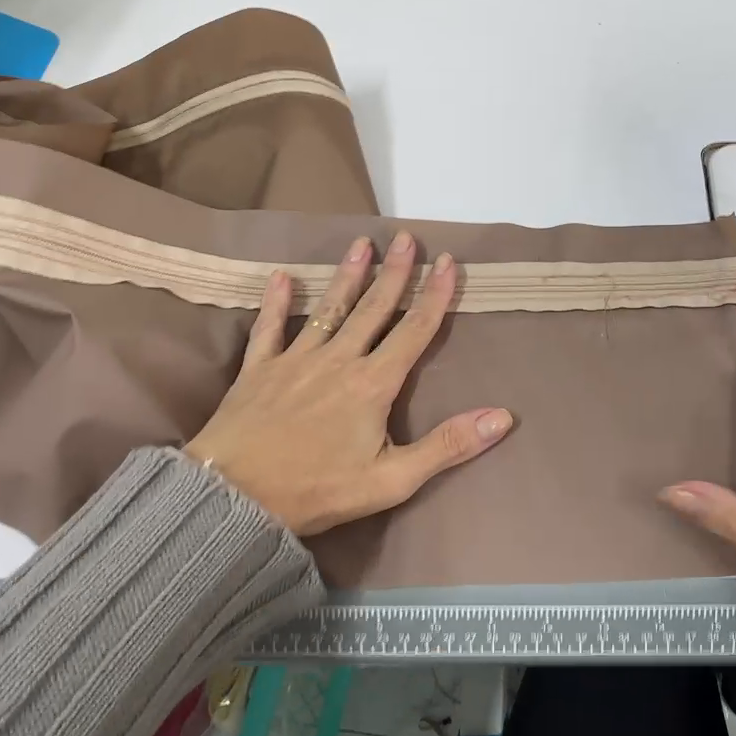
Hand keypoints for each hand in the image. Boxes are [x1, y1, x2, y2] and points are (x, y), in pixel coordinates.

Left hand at [187, 231, 512, 535]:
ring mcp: (295, 361)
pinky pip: (269, 328)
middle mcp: (338, 361)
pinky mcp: (258, 370)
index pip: (414, 331)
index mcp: (373, 384)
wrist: (233, 498)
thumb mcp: (393, 479)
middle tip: (406, 238)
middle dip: (394, 272)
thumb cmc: (319, 490)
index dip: (434, 296)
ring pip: (328, 309)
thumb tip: (502, 417)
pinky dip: (275, 302)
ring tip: (361, 243)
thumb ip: (447, 446)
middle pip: (373, 309)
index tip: (448, 262)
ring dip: (347, 276)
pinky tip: (280, 277)